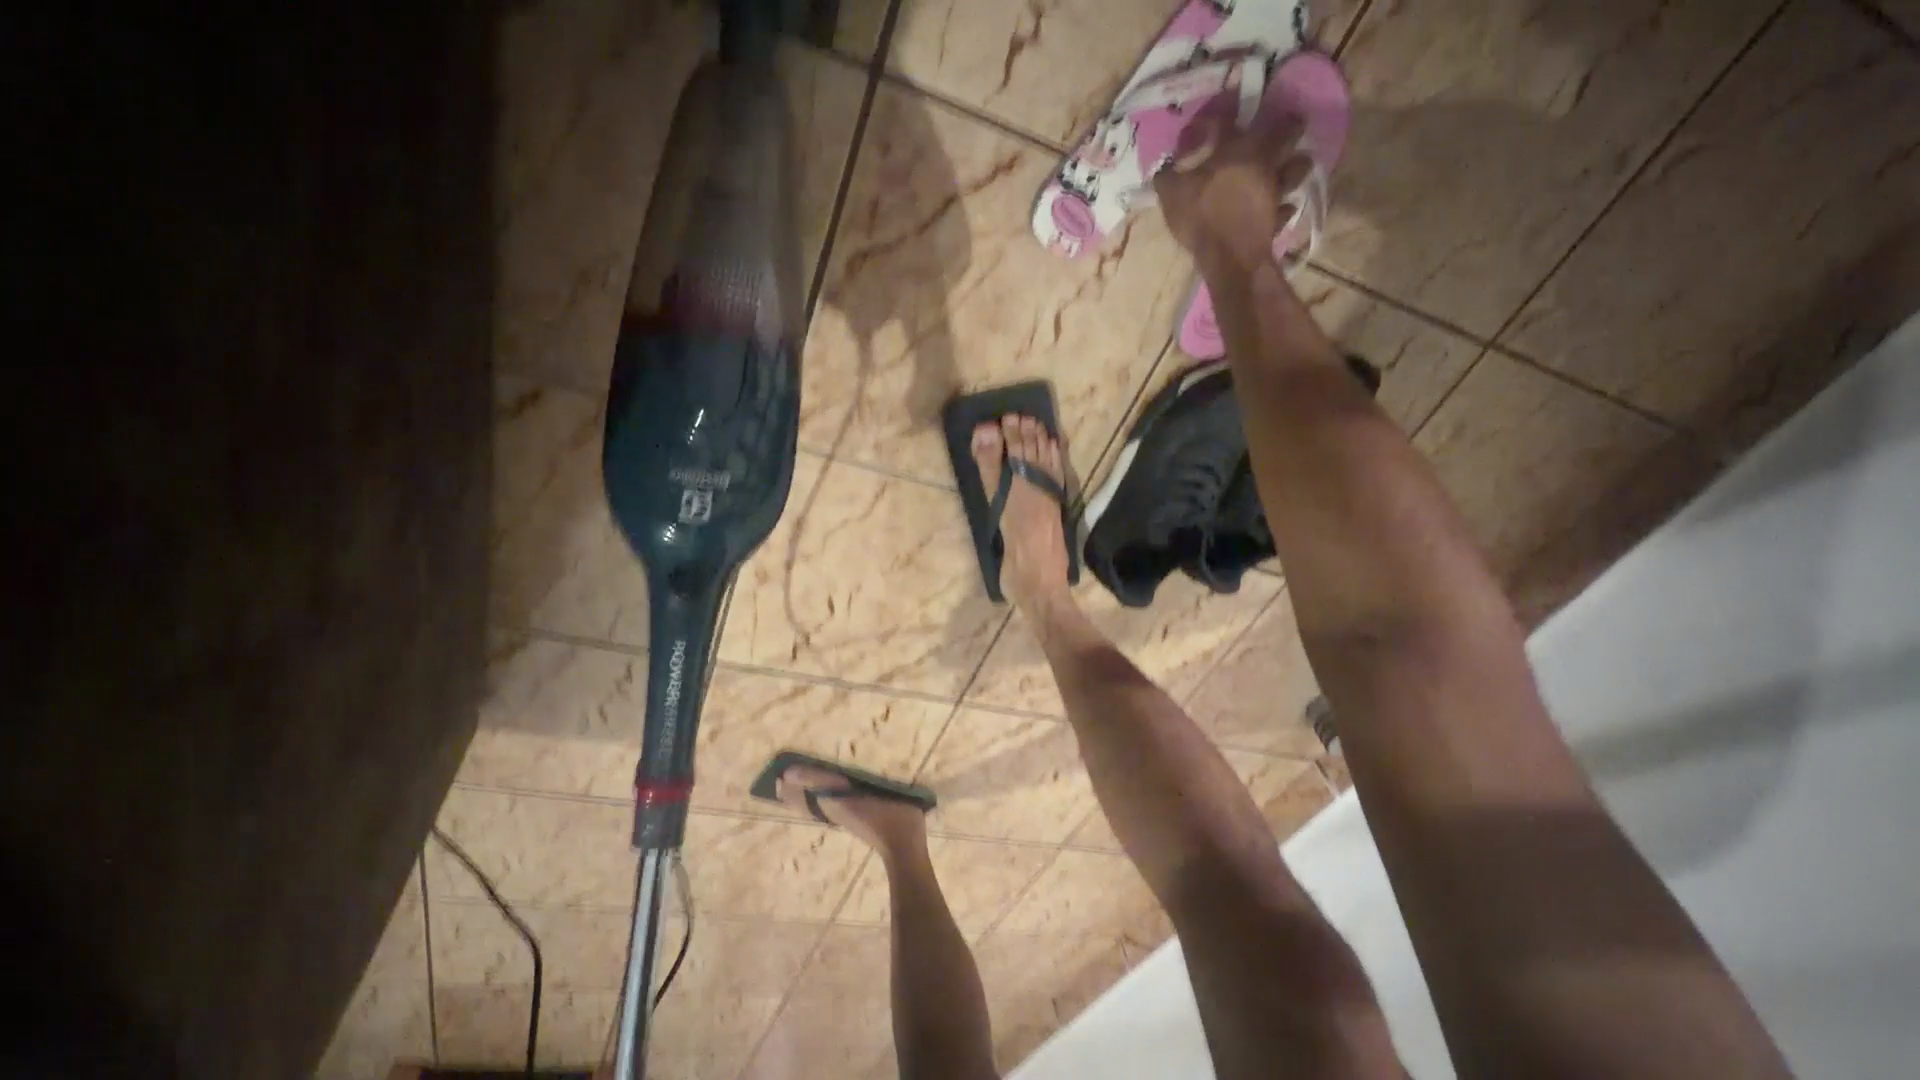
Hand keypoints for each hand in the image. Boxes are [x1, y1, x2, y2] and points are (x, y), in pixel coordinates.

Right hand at [1154, 113, 1310, 265]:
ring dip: (1297, 165)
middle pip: (1285, 136)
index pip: (1232, 121)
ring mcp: (1275, 191)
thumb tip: (1165, 165)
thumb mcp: (1171, 194)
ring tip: (1299, 162)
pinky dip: (1285, 207)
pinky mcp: (1278, 218)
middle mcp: (1263, 164)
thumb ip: (1167, 176)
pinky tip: (1283, 208)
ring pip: (1296, 170)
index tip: (1223, 115)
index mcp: (1236, 150)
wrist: (1228, 256)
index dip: (1225, 115)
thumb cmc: (1200, 217)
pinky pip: (1286, 209)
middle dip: (1289, 127)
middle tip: (1293, 123)